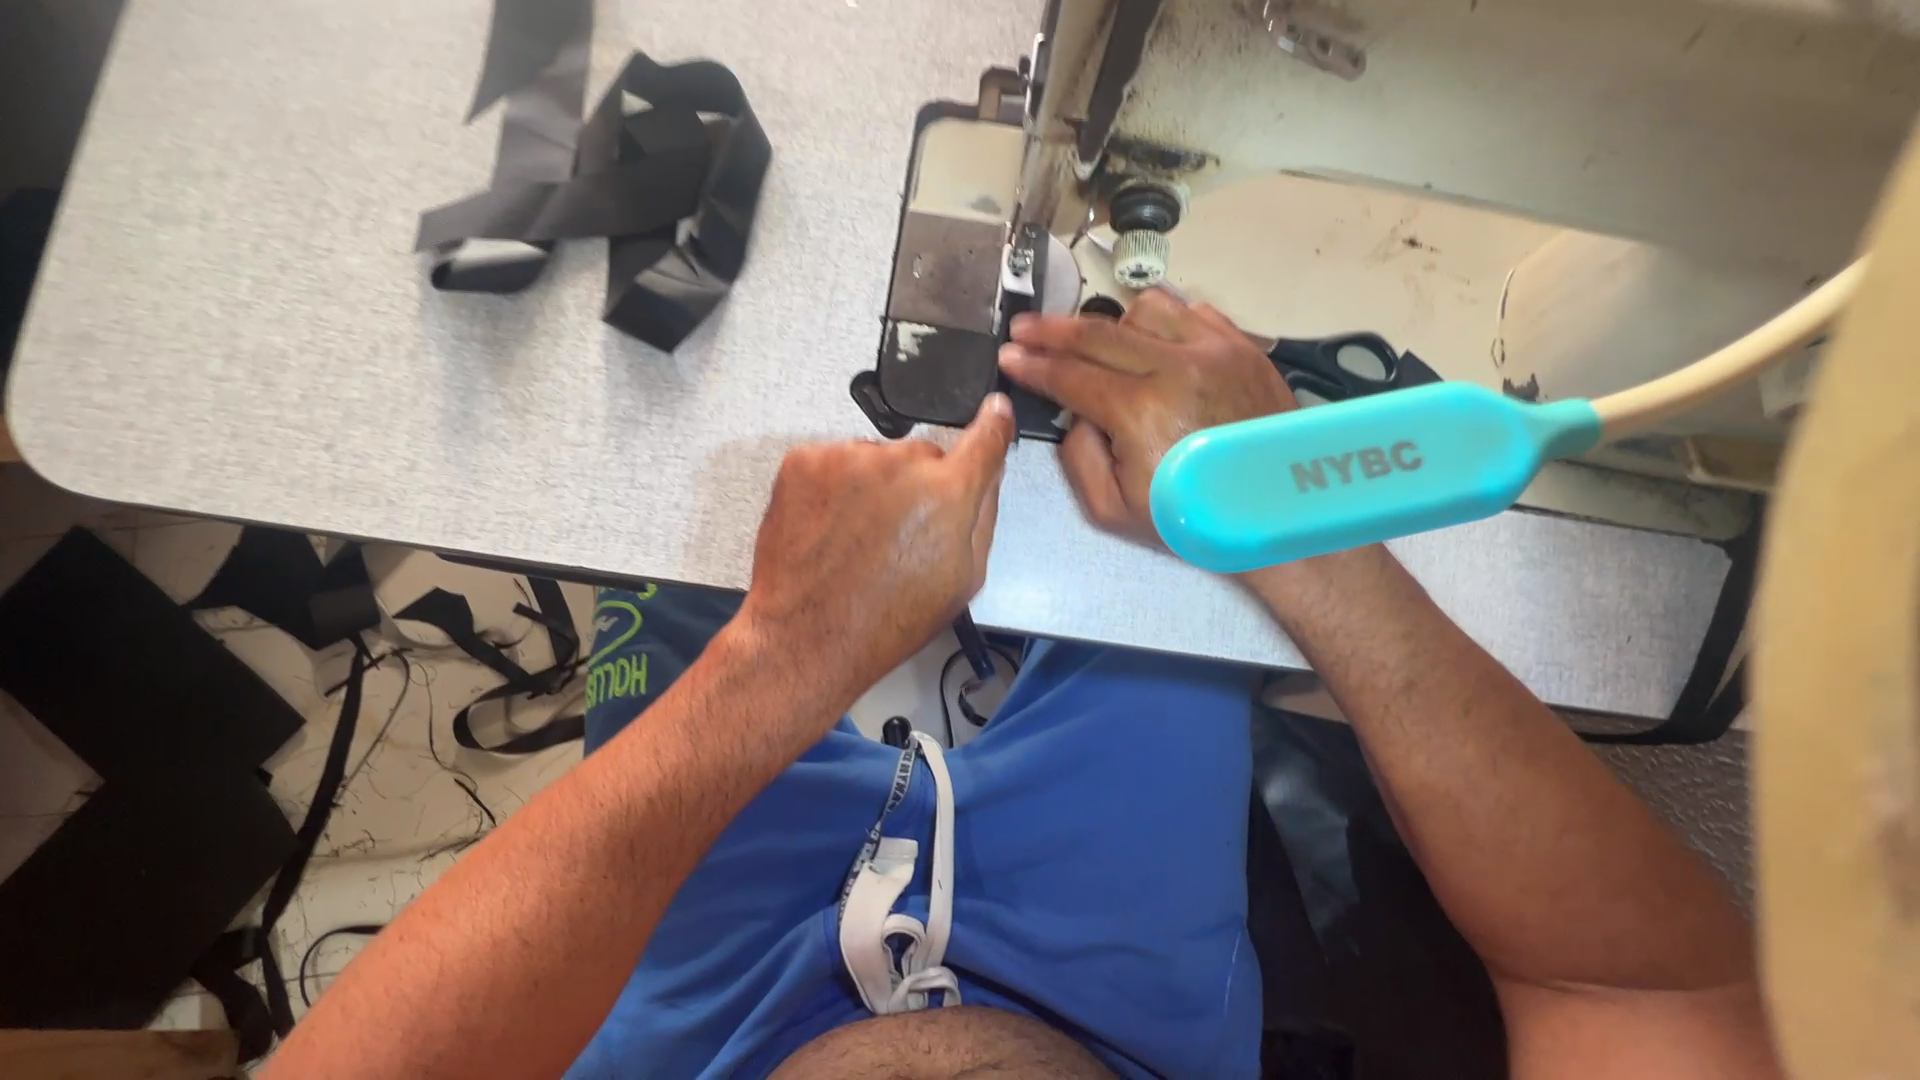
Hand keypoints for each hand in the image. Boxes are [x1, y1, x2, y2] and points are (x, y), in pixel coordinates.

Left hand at [737, 394, 1015, 712]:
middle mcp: (900, 464)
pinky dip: (834, 488)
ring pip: (875, 460)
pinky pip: (834, 462)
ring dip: (872, 486)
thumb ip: (983, 515)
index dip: (993, 423)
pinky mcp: (805, 461)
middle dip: (917, 485)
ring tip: (857, 539)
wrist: (809, 634)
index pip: (986, 437)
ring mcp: (848, 458)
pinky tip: (832, 529)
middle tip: (898, 533)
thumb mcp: (964, 580)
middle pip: (922, 456)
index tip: (994, 411)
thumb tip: (988, 475)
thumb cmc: (885, 619)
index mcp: (948, 493)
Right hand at [997, 288, 1296, 545]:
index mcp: (1141, 411)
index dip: (1033, 365)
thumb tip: (1075, 411)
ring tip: (1099, 343)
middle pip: (1099, 331)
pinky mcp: (1244, 346)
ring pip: (1146, 308)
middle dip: (1051, 330)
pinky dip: (1162, 322)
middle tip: (1024, 329)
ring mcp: (1216, 350)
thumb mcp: (1113, 510)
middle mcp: (1178, 366)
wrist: (1275, 515)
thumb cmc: (1191, 520)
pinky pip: (1191, 311)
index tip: (1007, 356)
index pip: (1071, 375)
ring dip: (1113, 322)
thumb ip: (1077, 456)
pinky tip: (1152, 344)